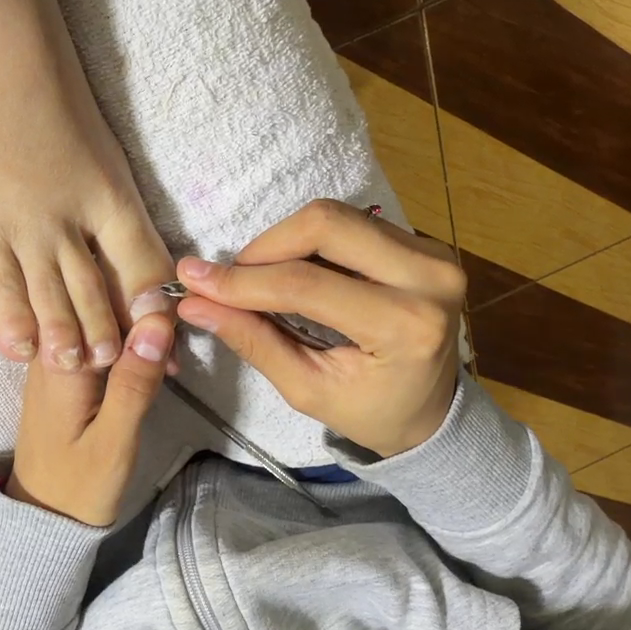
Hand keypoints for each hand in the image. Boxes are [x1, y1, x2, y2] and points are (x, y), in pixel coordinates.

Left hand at [6, 314, 174, 525]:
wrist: (44, 518)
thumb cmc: (79, 485)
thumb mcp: (115, 440)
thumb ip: (135, 381)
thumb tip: (158, 320)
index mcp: (59, 359)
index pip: (102, 297)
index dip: (145, 296)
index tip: (179, 315)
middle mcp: (50, 347)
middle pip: (99, 298)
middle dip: (144, 307)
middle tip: (176, 347)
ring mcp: (56, 356)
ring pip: (100, 315)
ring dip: (139, 324)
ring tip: (170, 356)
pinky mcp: (65, 368)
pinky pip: (97, 335)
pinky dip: (127, 341)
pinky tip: (152, 362)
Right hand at [173, 201, 464, 457]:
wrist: (433, 413)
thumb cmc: (371, 412)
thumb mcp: (308, 390)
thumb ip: (255, 342)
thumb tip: (195, 303)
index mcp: (406, 327)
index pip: (308, 285)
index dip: (244, 280)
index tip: (195, 279)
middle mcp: (430, 278)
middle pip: (327, 224)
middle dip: (266, 246)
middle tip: (231, 275)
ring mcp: (435, 253)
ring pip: (339, 216)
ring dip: (287, 241)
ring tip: (260, 276)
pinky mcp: (428, 243)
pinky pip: (356, 223)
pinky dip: (313, 242)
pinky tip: (296, 270)